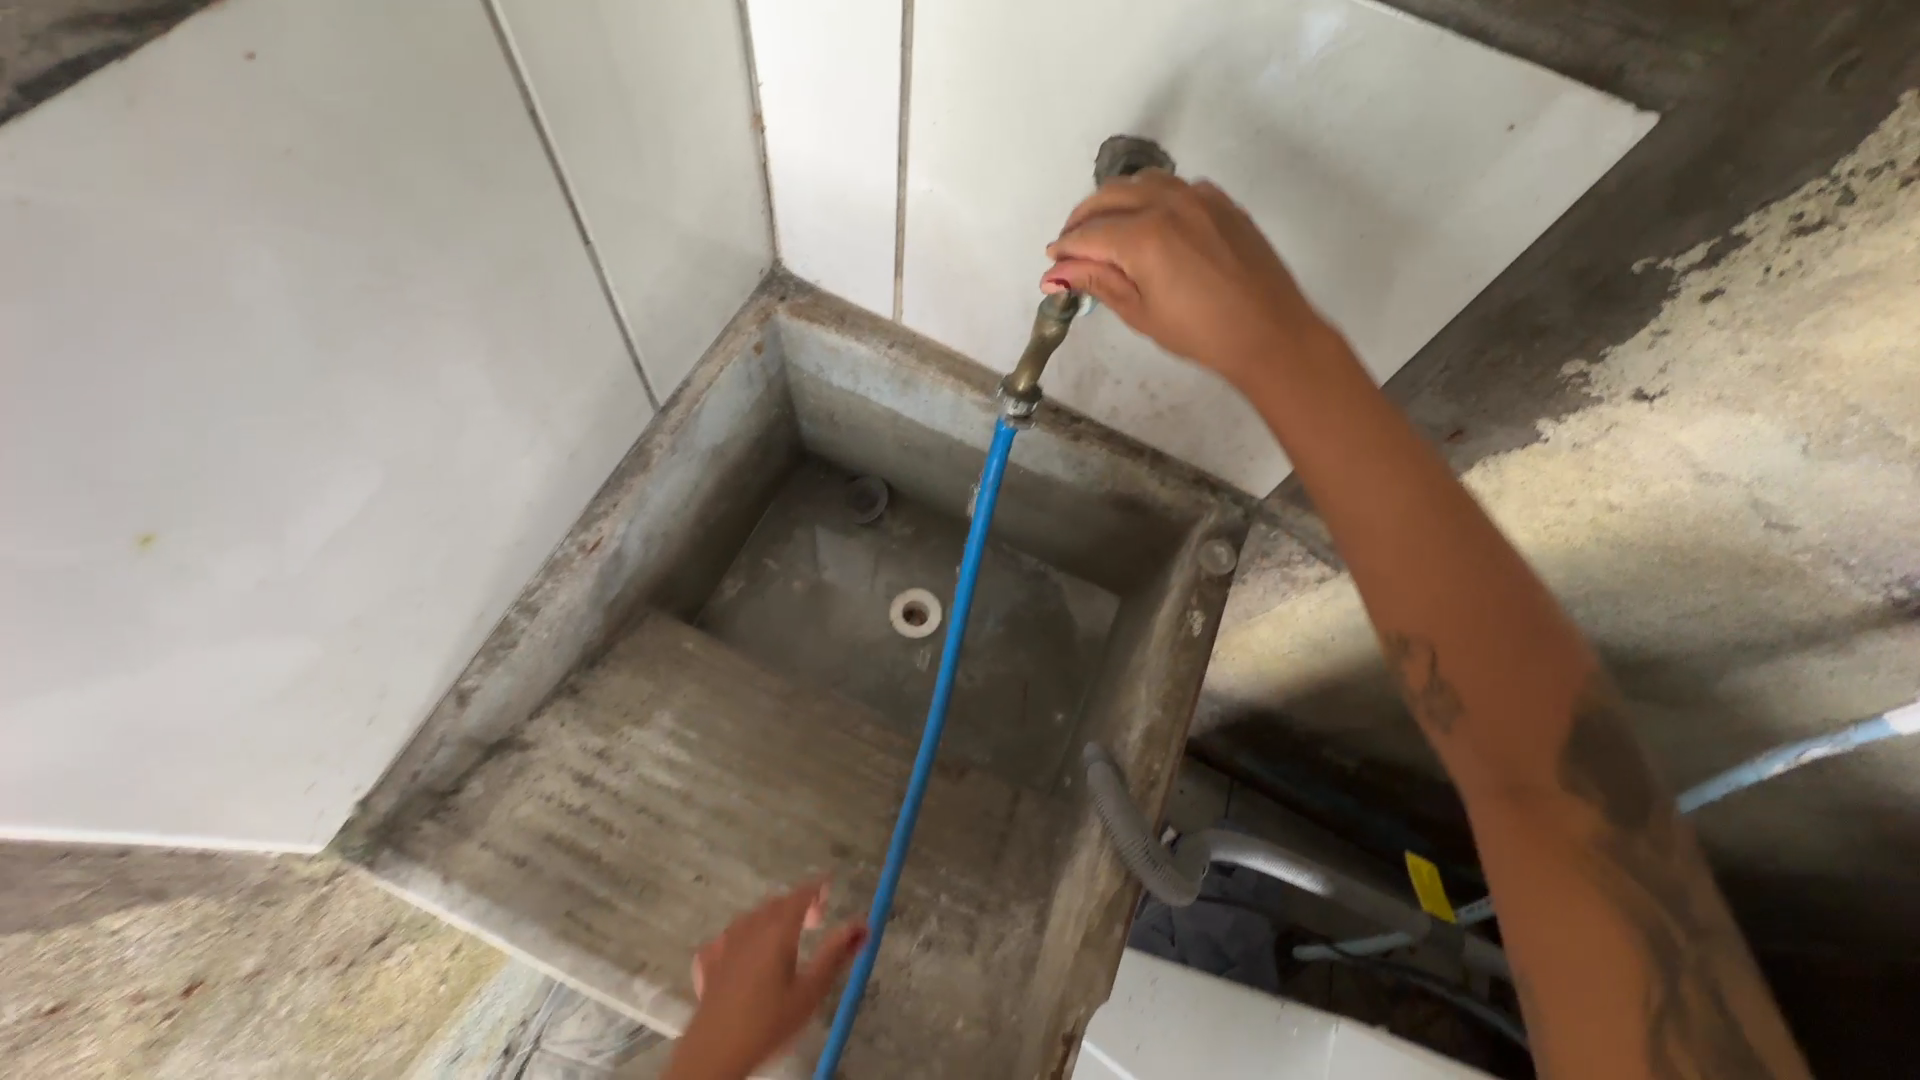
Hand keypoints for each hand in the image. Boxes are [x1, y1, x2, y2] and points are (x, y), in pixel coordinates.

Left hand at [663, 880, 867, 1079]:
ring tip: (785, 937)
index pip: (801, 895)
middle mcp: (751, 927)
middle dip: (798, 904)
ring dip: (771, 918)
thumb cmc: (769, 1022)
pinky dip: (744, 938)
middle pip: (777, 904)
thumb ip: (836, 954)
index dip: (817, 888)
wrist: (714, 1053)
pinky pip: (729, 938)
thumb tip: (862, 924)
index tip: (831, 887)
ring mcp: (725, 943)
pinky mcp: (708, 962)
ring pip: (752, 917)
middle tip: (816, 921)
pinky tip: (746, 955)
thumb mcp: (811, 992)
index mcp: (778, 930)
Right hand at [1041, 170, 1338, 391]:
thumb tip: (1057, 273)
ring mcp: (1198, 197)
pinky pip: (1173, 186)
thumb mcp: (1140, 312)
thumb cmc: (1200, 333)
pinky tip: (1147, 223)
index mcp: (1144, 236)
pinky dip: (1149, 197)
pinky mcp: (1219, 201)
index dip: (1065, 251)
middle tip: (1071, 249)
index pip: (1088, 235)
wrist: (1268, 331)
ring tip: (1103, 230)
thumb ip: (1097, 282)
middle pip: (1108, 198)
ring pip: (1140, 183)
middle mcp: (1168, 204)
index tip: (1053, 265)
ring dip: (1113, 202)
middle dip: (1082, 221)